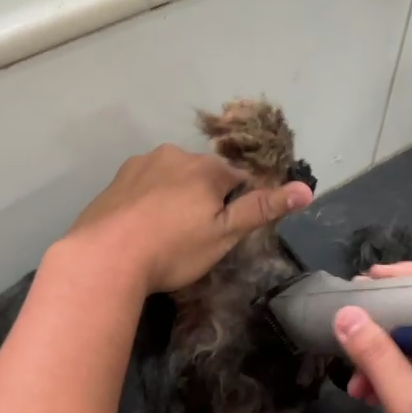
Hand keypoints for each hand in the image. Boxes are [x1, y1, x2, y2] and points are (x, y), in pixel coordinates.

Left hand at [60, 144, 312, 293]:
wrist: (105, 257)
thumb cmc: (173, 249)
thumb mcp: (224, 234)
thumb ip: (262, 209)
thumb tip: (306, 189)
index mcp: (206, 168)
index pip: (238, 180)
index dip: (237, 206)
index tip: (224, 233)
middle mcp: (175, 155)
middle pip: (203, 176)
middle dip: (204, 200)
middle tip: (194, 240)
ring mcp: (141, 165)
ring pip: (171, 179)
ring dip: (175, 199)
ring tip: (165, 237)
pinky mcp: (116, 181)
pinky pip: (143, 188)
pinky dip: (148, 204)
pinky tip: (141, 230)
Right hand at [334, 262, 411, 412]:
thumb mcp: (406, 405)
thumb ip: (377, 358)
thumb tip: (346, 314)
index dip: (405, 281)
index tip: (367, 280)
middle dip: (384, 324)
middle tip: (348, 319)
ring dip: (380, 355)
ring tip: (354, 376)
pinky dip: (388, 373)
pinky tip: (364, 391)